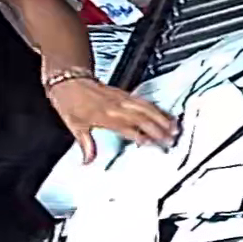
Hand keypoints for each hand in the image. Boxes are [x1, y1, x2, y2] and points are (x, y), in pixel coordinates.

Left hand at [45, 76, 177, 162]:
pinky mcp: (127, 94)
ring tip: (174, 129)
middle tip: (170, 141)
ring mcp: (124, 100)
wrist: (67, 80)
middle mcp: (117, 108)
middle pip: (144, 120)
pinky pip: (147, 102)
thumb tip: (87, 161)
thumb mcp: (74, 126)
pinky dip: (159, 109)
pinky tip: (166, 115)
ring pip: (149, 110)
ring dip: (163, 120)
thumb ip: (87, 145)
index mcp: (105, 117)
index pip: (130, 130)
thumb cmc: (69, 101)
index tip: (153, 145)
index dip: (143, 138)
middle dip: (159, 131)